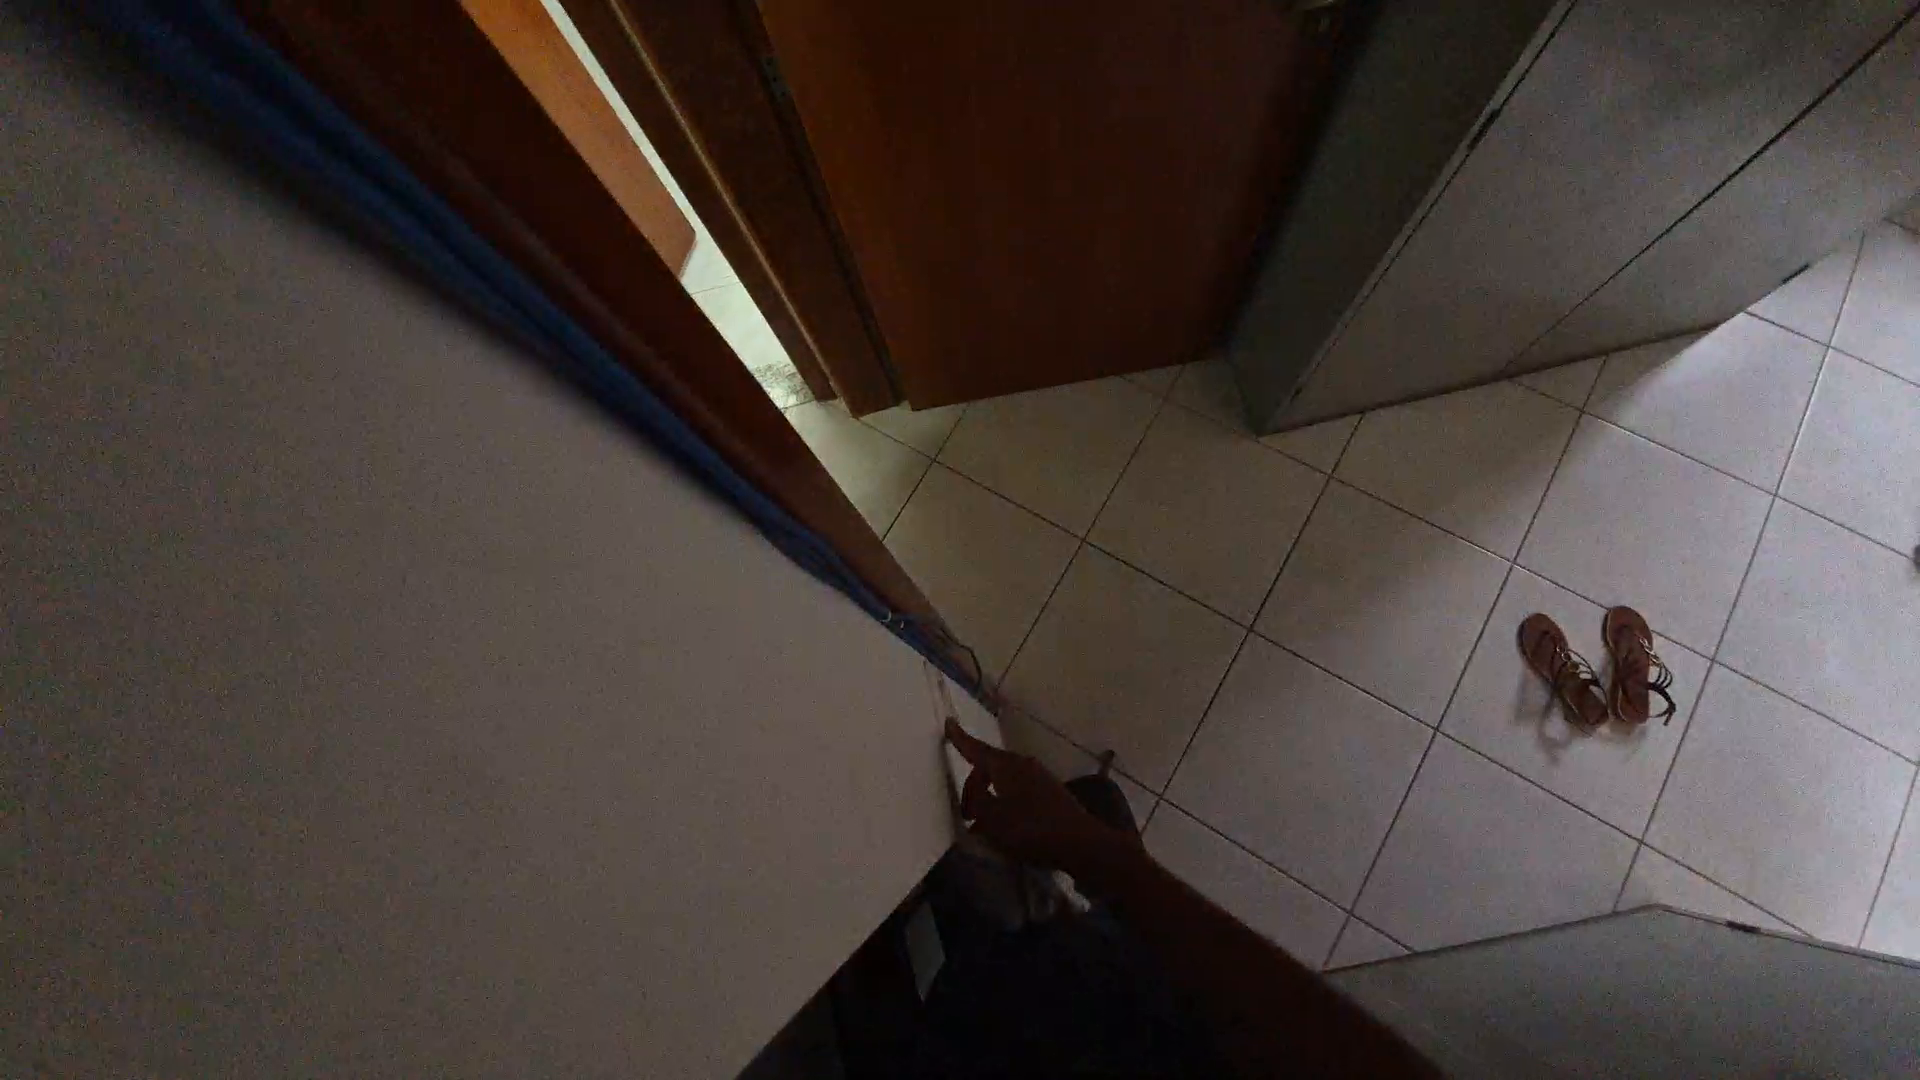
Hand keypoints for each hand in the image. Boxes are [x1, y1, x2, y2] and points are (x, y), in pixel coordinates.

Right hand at [945, 719, 1135, 875]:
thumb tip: (976, 799)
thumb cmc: (1031, 829)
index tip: (949, 723)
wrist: (1080, 842)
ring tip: (984, 826)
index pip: (976, 749)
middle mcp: (1022, 764)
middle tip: (967, 815)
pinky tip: (1008, 827)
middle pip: (990, 768)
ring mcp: (1039, 777)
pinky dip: (1007, 804)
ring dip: (991, 799)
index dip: (960, 739)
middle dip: (974, 788)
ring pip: (1005, 781)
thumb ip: (978, 806)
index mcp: (1005, 766)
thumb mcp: (993, 821)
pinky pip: (1019, 791)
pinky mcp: (1050, 792)